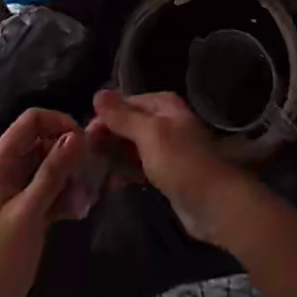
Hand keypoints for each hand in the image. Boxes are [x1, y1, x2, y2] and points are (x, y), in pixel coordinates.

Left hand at [0, 109, 87, 296]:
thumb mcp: (28, 214)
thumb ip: (52, 171)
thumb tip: (76, 133)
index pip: (31, 121)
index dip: (60, 123)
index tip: (86, 143)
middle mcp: (2, 173)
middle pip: (41, 143)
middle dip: (68, 155)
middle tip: (92, 174)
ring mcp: (9, 196)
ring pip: (46, 170)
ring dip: (69, 180)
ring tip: (86, 200)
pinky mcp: (18, 217)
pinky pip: (44, 194)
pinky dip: (61, 199)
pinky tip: (78, 212)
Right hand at [87, 90, 251, 244]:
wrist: (214, 203)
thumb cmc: (182, 163)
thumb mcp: (150, 135)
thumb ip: (124, 116)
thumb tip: (97, 93)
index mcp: (162, 104)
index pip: (124, 103)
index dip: (103, 119)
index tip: (82, 140)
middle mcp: (163, 120)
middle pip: (126, 124)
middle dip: (106, 140)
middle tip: (85, 162)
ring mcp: (164, 146)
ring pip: (129, 146)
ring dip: (112, 158)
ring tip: (94, 175)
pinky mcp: (164, 170)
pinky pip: (137, 165)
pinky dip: (124, 172)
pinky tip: (111, 185)